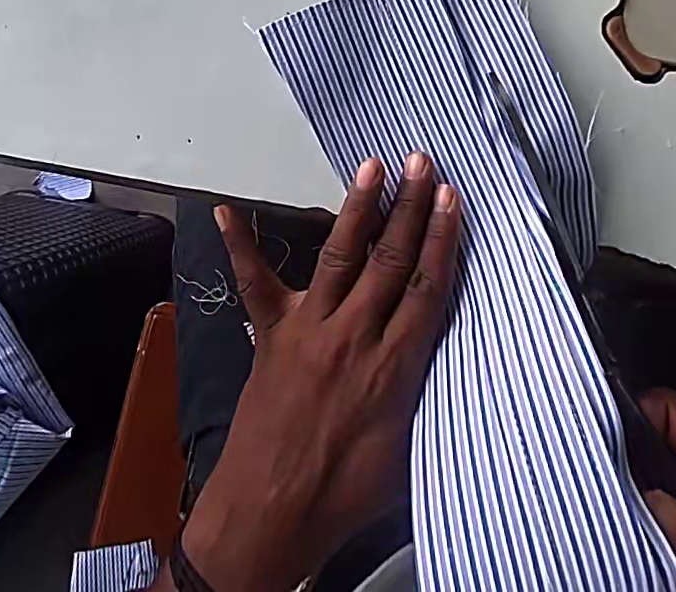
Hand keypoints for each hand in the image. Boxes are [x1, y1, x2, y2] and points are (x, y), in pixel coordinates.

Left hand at [173, 154, 461, 590]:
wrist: (272, 510)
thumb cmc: (344, 493)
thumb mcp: (405, 449)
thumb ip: (420, 388)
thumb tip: (435, 344)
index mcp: (392, 367)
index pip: (424, 288)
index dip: (440, 241)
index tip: (449, 200)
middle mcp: (351, 337)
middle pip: (388, 261)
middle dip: (408, 208)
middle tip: (419, 164)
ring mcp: (307, 328)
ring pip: (339, 257)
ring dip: (357, 209)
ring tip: (371, 168)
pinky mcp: (271, 332)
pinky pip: (254, 283)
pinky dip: (241, 245)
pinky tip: (227, 211)